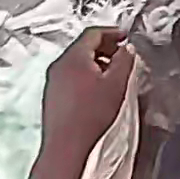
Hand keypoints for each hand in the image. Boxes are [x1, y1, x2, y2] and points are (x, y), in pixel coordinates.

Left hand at [40, 27, 135, 163]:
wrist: (66, 146)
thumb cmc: (92, 113)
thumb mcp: (116, 83)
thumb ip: (124, 60)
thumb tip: (126, 48)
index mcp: (74, 57)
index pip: (92, 34)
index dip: (111, 32)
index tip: (125, 37)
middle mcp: (59, 65)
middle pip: (83, 46)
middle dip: (104, 46)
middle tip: (121, 52)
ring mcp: (53, 80)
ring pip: (77, 60)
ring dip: (96, 60)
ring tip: (113, 70)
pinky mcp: (52, 94)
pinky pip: (70, 74)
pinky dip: (86, 72)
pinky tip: (98, 86)